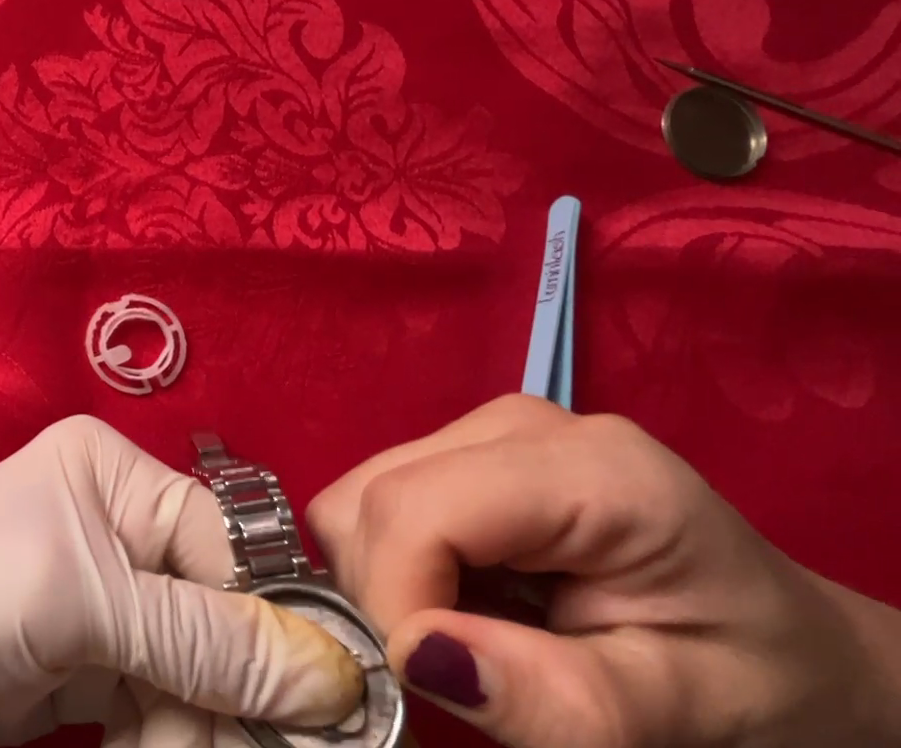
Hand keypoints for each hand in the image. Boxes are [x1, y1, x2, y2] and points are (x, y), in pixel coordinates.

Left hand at [0, 415, 363, 747]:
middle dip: (233, 691)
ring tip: (158, 746)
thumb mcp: (77, 606)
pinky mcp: (97, 656)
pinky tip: (148, 746)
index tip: (316, 707)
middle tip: (222, 744)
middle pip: (224, 615)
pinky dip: (172, 734)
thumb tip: (332, 673)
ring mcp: (111, 595)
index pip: (232, 546)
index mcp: (115, 477)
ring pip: (203, 669)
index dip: (275, 623)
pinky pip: (168, 699)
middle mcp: (121, 524)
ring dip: (198, 725)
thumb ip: (202, 639)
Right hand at [306, 395, 900, 747]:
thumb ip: (558, 700)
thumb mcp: (678, 715)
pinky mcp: (456, 448)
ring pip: (354, 498)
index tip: (424, 683)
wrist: (786, 648)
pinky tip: (461, 595)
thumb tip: (413, 653)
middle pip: (370, 499)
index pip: (416, 510)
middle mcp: (516, 426)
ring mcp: (480, 429)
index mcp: (591, 471)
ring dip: (380, 581)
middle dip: (382, 596)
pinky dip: (388, 563)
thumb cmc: (753, 687)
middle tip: (454, 669)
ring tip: (468, 632)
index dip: (393, 599)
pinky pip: (370, 502)